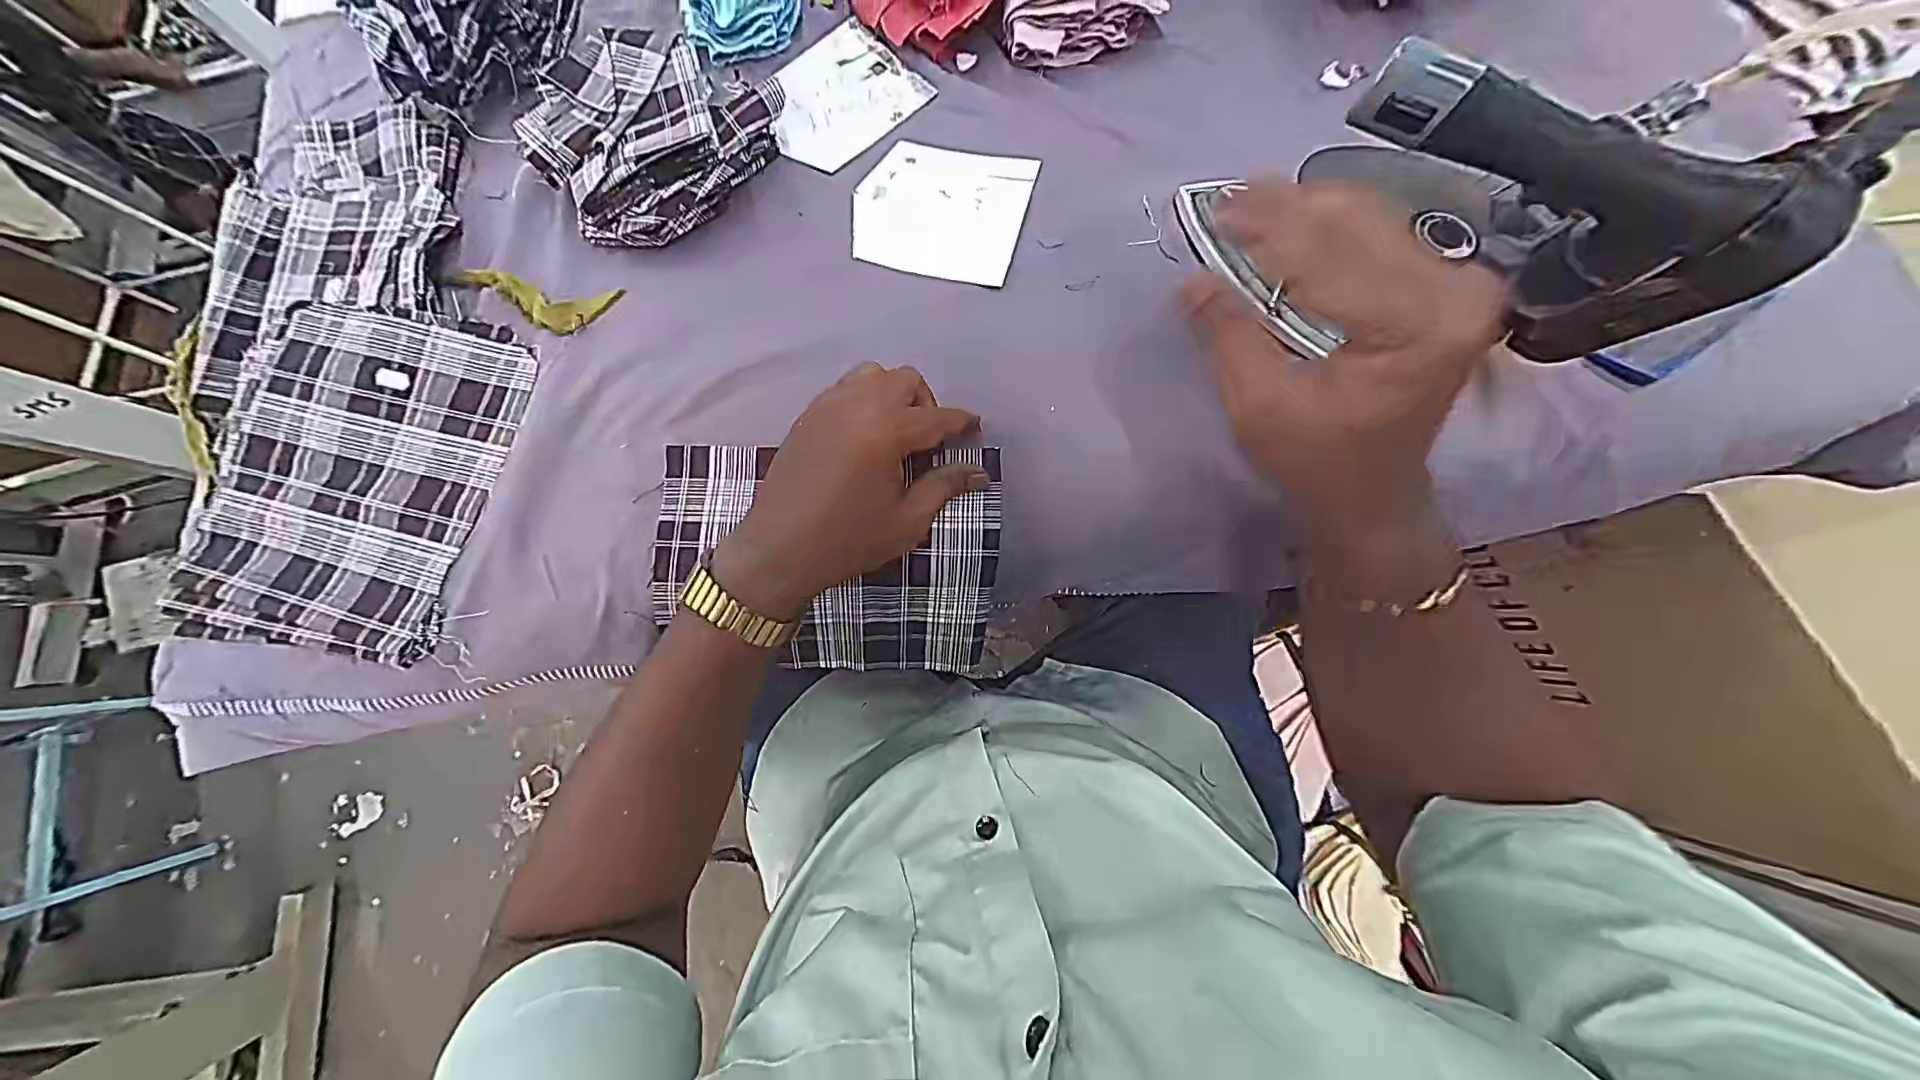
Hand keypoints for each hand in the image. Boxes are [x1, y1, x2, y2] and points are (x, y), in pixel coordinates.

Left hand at [709, 364, 985, 621]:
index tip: (975, 428)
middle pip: (905, 380)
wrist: (778, 551)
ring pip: (872, 375)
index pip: (936, 417)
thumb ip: (944, 487)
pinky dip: (864, 400)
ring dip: (892, 395)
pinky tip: (865, 438)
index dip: (961, 422)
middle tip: (926, 445)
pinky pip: (844, 389)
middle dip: (925, 405)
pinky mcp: (806, 417)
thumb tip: (976, 472)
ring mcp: (826, 407)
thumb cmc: (847, 541)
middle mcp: (856, 406)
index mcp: (885, 430)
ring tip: (894, 436)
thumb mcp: (907, 521)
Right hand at [1185, 181, 1504, 532]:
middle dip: (1288, 208)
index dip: (1270, 230)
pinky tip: (1290, 222)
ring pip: (1373, 220)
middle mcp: (1454, 294)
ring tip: (1251, 204)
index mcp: (1416, 328)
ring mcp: (1457, 286)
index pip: (1332, 257)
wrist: (1372, 491)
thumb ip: (1231, 338)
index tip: (1220, 209)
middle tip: (1230, 198)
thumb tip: (1195, 280)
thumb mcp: (1260, 408)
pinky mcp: (1445, 288)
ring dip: (1306, 211)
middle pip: (1361, 224)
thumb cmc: (1317, 462)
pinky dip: (1330, 228)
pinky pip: (1382, 237)